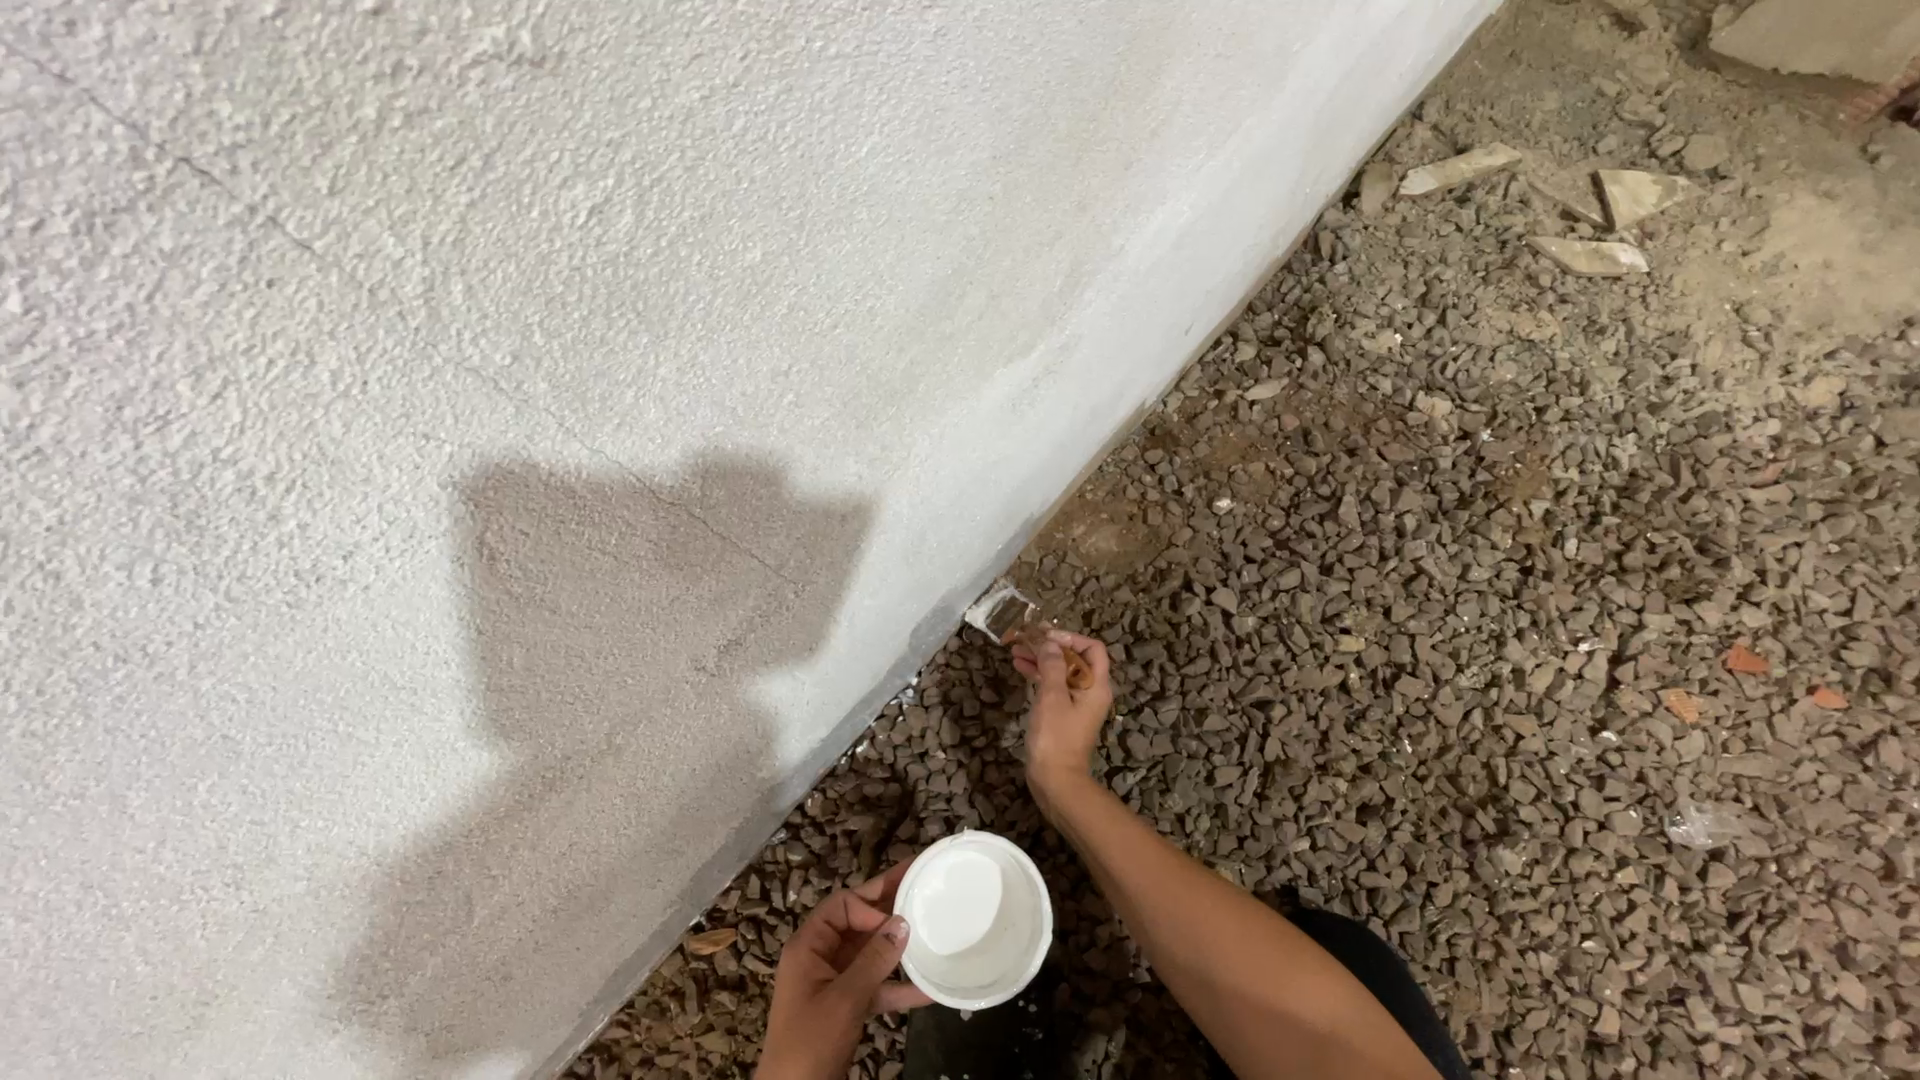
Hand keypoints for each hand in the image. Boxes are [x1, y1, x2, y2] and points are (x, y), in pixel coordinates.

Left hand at [755, 861, 930, 1079]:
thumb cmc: (810, 1041)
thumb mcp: (844, 999)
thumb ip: (874, 959)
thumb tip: (902, 922)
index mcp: (808, 946)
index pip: (842, 905)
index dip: (870, 905)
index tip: (897, 920)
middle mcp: (820, 957)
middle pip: (858, 922)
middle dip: (889, 908)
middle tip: (922, 881)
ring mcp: (833, 982)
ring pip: (870, 953)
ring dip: (898, 948)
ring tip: (932, 928)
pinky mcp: (846, 1006)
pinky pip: (875, 985)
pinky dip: (898, 986)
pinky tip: (929, 988)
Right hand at [1012, 628, 1112, 796]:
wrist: (1055, 779)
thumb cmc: (1055, 737)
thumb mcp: (1052, 697)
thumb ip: (1052, 666)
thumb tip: (1050, 643)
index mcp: (1097, 685)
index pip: (1092, 648)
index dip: (1071, 638)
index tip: (1046, 637)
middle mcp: (1091, 691)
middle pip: (1075, 658)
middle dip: (1050, 646)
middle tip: (1026, 637)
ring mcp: (1077, 703)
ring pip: (1061, 671)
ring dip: (1041, 658)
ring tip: (1016, 649)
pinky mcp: (1063, 713)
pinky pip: (1053, 685)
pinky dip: (1039, 674)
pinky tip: (1019, 666)